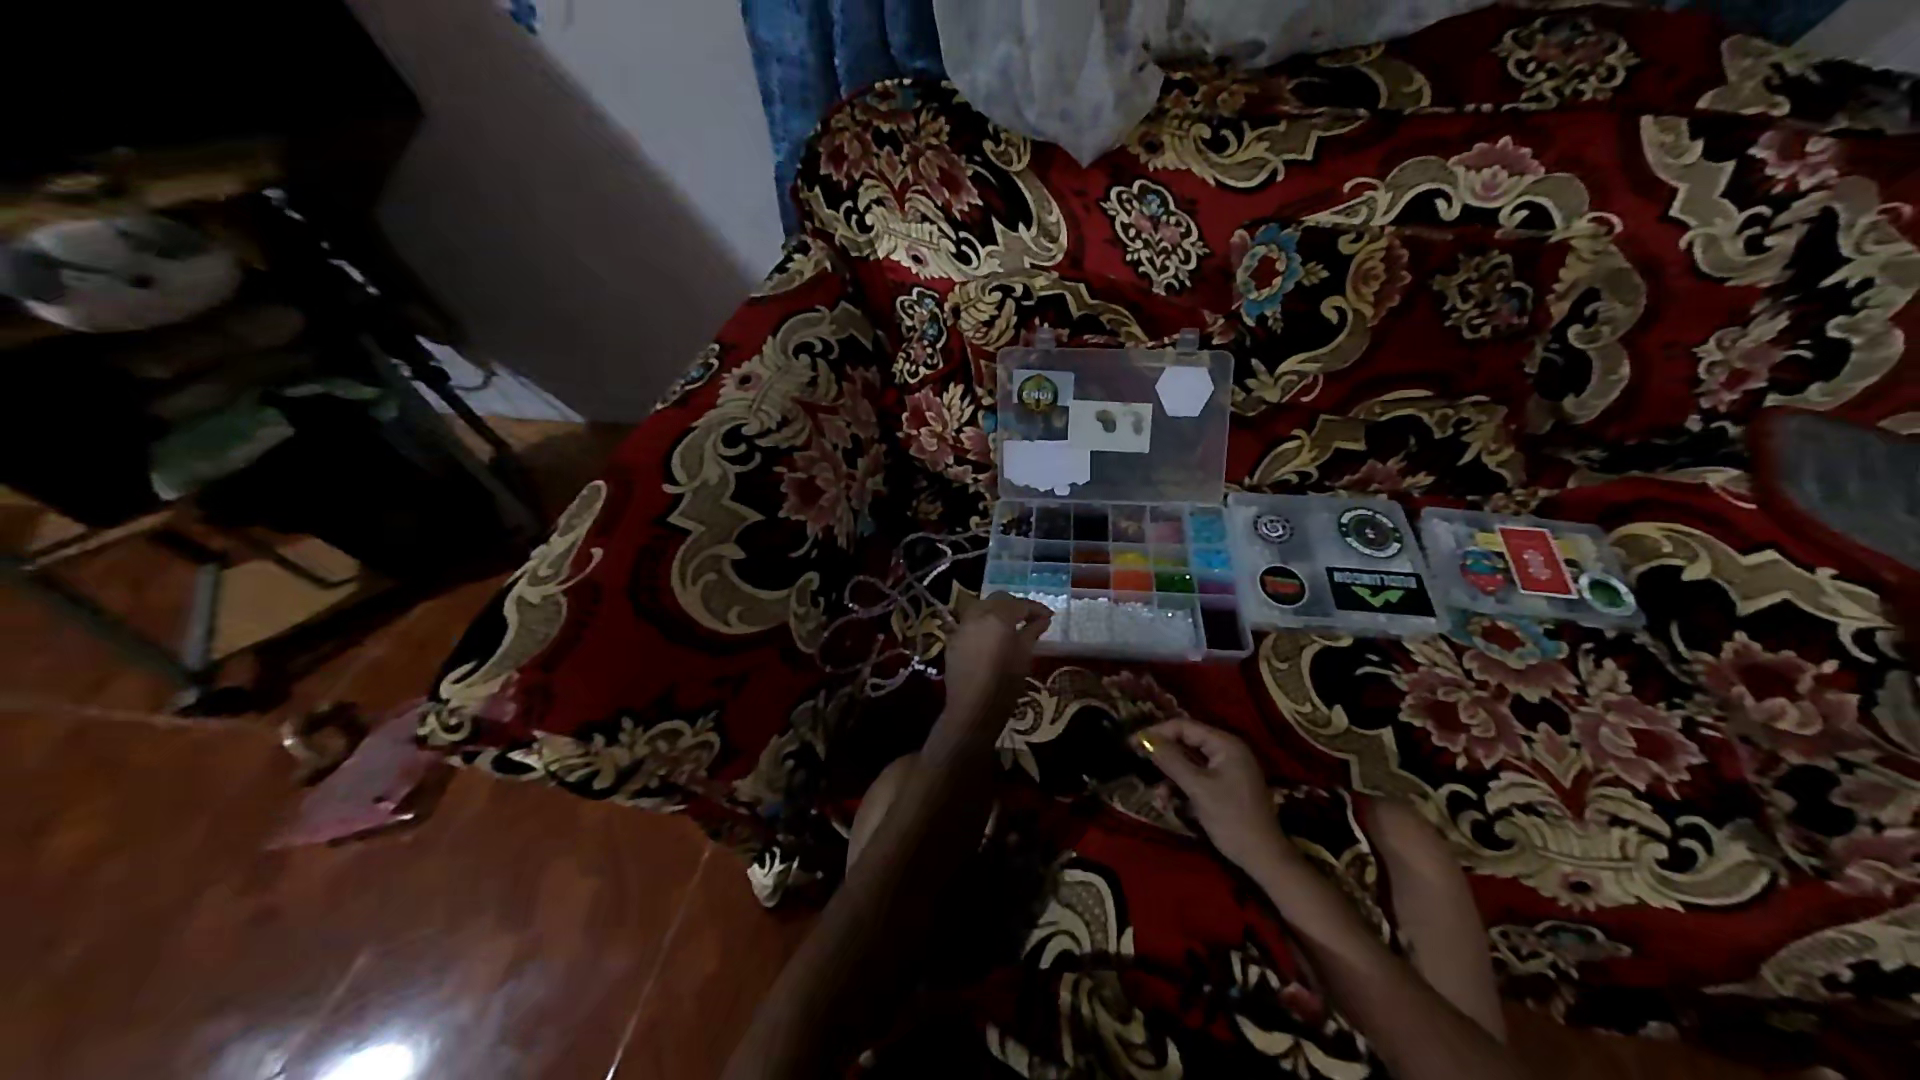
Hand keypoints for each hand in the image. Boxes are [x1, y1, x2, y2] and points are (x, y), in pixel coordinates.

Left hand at [941, 592, 1051, 725]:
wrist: (972, 709)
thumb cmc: (1004, 684)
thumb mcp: (1024, 656)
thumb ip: (1032, 632)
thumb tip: (1042, 619)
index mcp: (997, 617)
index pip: (1020, 604)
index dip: (1036, 608)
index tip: (1048, 616)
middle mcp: (977, 615)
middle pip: (998, 600)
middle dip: (1015, 606)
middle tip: (1030, 618)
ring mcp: (961, 626)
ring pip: (981, 607)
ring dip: (997, 611)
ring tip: (1011, 625)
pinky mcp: (952, 640)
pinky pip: (970, 622)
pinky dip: (983, 623)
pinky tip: (992, 636)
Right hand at [1136, 718, 1289, 870]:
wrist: (1263, 857)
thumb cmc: (1232, 818)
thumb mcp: (1197, 788)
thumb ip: (1171, 760)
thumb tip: (1145, 739)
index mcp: (1225, 744)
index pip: (1184, 726)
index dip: (1157, 732)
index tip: (1133, 743)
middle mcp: (1227, 750)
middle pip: (1186, 742)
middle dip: (1163, 755)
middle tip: (1138, 762)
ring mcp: (1227, 768)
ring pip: (1189, 762)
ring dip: (1170, 776)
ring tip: (1158, 796)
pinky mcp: (1225, 785)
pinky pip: (1197, 777)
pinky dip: (1182, 787)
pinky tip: (1169, 802)